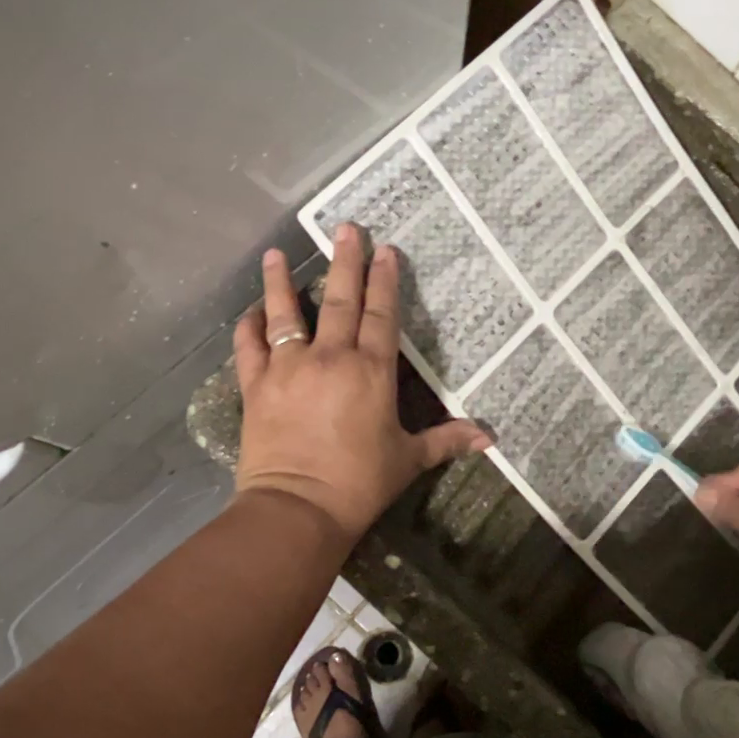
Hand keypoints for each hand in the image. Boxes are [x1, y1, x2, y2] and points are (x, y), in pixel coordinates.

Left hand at [233, 223, 487, 539]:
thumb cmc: (360, 483)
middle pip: (339, 300)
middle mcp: (330, 357)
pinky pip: (249, 346)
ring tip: (276, 253)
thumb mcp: (409, 460)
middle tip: (345, 228)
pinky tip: (251, 311)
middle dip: (345, 261)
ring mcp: (288, 368)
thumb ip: (447, 440)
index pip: (381, 315)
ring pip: (285, 313)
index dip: (385, 280)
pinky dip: (248, 326)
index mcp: (371, 371)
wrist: (298, 509)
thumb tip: (490, 438)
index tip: (385, 250)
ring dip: (281, 281)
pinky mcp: (256, 386)